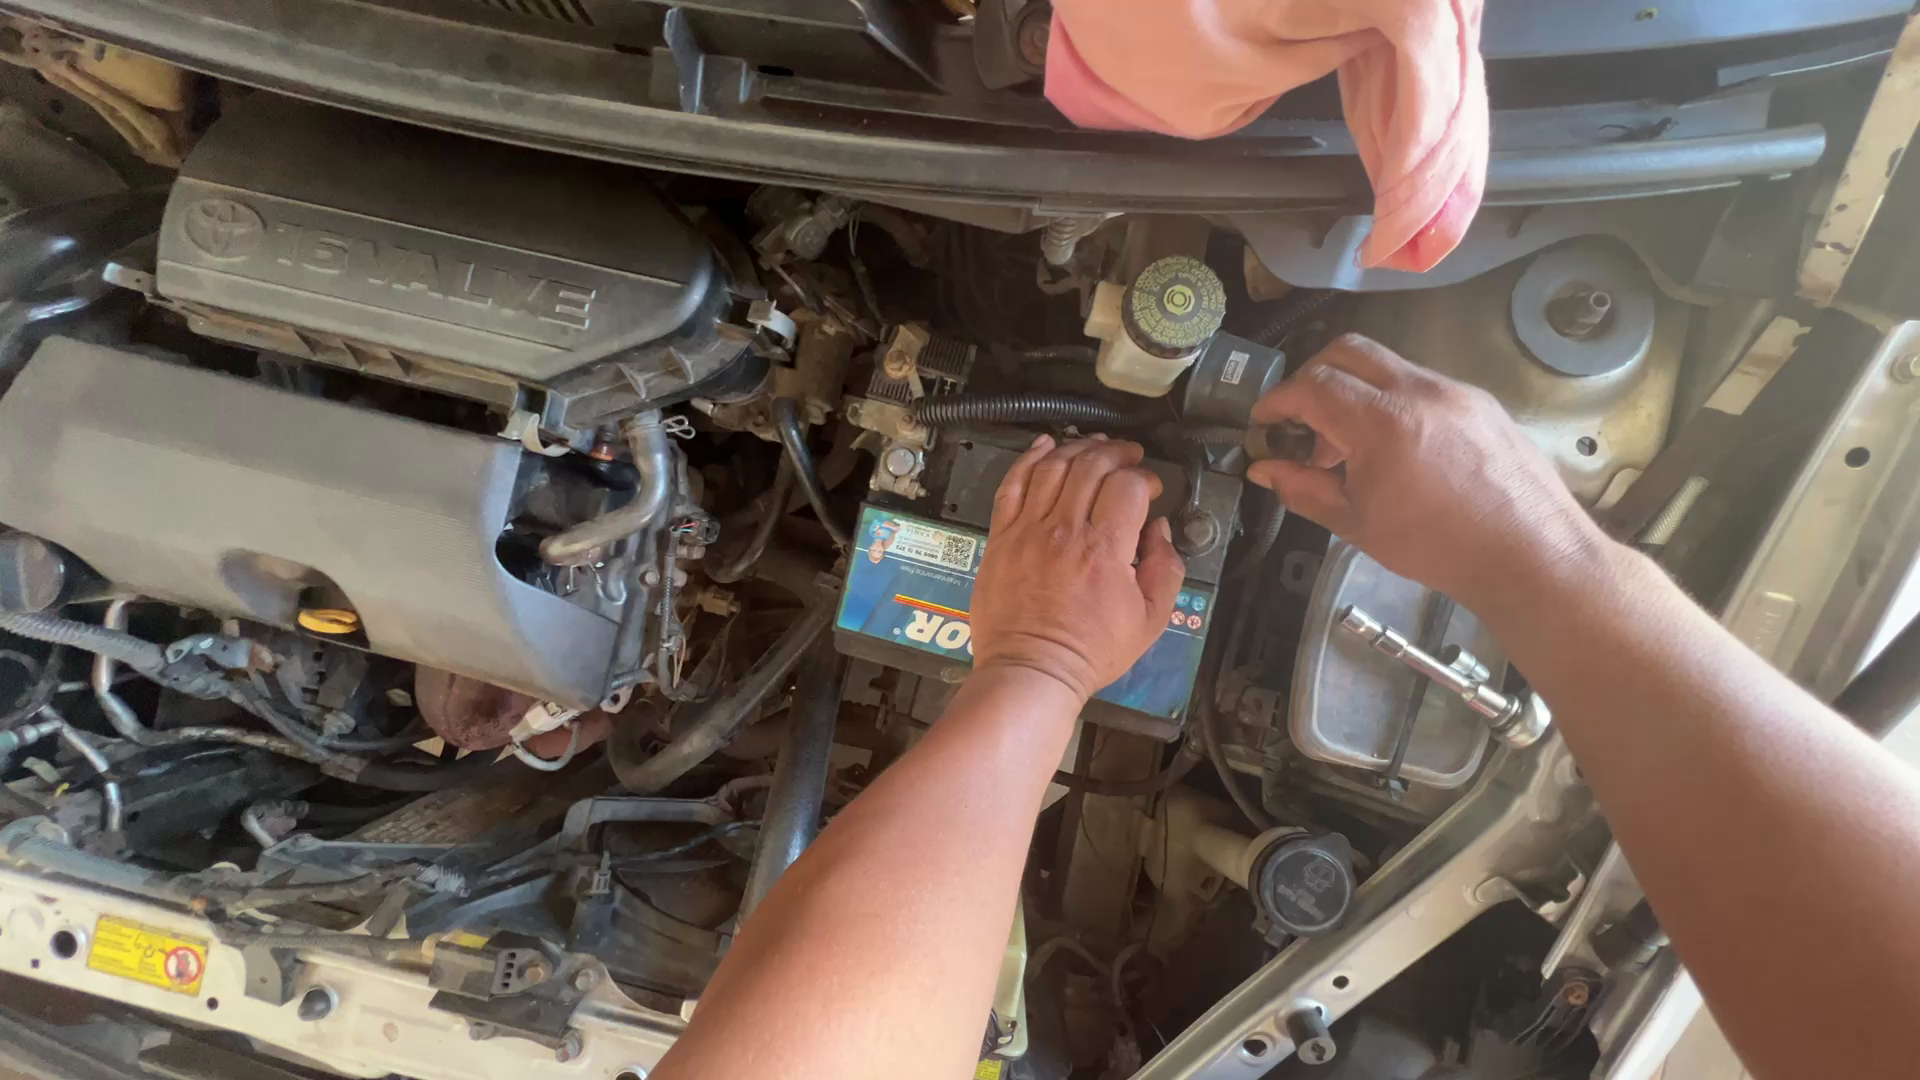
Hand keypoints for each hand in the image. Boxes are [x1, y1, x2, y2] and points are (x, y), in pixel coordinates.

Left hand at [970, 435, 1185, 701]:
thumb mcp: (1150, 619)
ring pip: (1052, 467)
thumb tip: (1159, 530)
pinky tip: (1044, 446)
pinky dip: (1028, 460)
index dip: (1145, 477)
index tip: (1150, 488)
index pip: (1127, 485)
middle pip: (1091, 466)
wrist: (1032, 669)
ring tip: (1093, 447)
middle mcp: (1064, 531)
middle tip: (1128, 456)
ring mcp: (1028, 530)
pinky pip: (1012, 485)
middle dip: (1116, 452)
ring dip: (1076, 448)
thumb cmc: (1090, 650)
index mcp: (1105, 549)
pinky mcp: (1001, 537)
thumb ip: (1166, 568)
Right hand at [1247, 334, 1604, 609]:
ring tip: (1345, 443)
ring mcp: (1454, 391)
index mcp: (1382, 423)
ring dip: (1350, 390)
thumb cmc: (1434, 546)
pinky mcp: (1478, 401)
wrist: (1530, 554)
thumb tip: (1264, 469)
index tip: (1263, 421)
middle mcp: (1419, 391)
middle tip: (1297, 416)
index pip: (1313, 385)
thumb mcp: (1353, 521)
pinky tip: (1389, 447)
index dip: (1277, 399)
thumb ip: (1301, 487)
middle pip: (1347, 351)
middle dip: (1310, 376)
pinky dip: (1386, 401)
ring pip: (1384, 364)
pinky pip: (1417, 383)